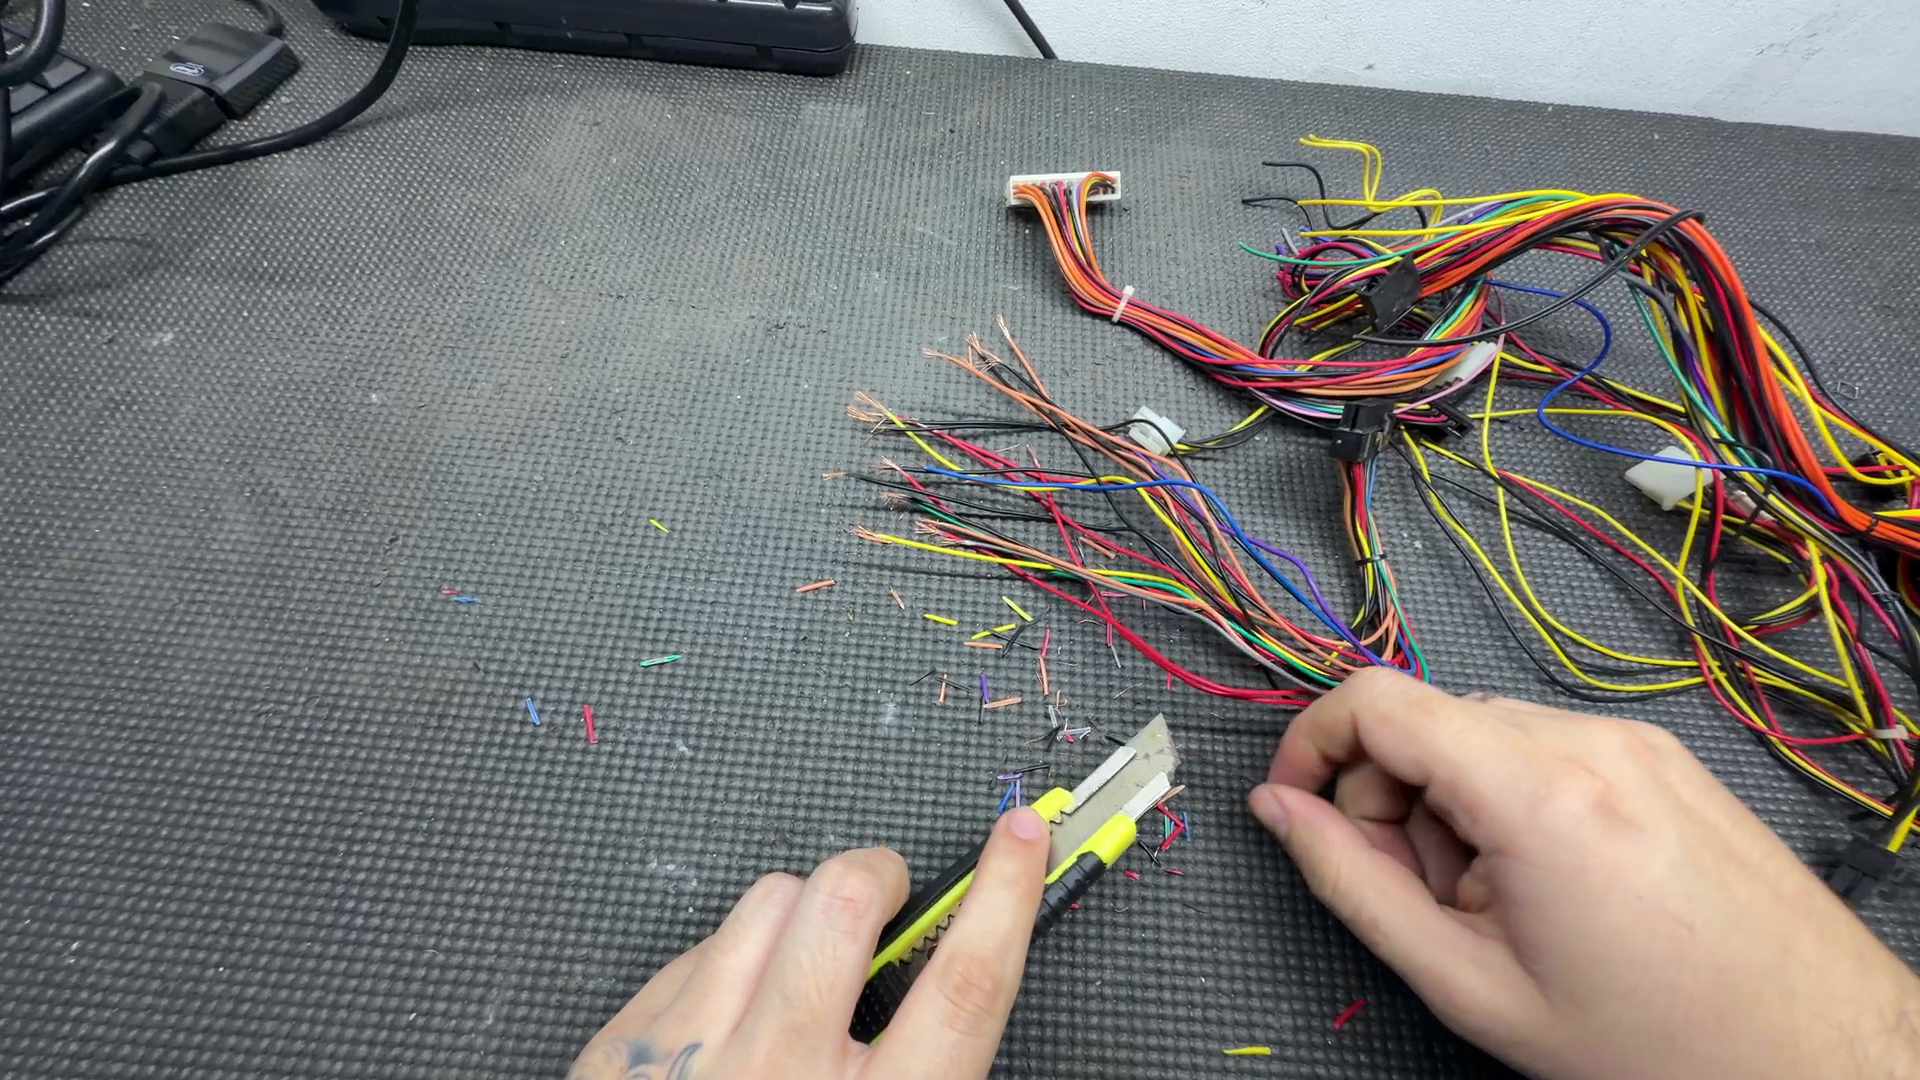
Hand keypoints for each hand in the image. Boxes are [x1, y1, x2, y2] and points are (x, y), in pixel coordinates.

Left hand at [567, 807, 1050, 1079]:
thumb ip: (928, 1066)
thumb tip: (952, 977)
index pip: (963, 985)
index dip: (1004, 895)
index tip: (1022, 835)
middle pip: (846, 903)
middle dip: (880, 874)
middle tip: (886, 898)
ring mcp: (687, 1057)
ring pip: (772, 900)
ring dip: (803, 914)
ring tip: (802, 969)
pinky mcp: (622, 1047)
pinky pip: (704, 944)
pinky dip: (736, 958)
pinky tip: (735, 1015)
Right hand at [1248, 668, 1919, 1079]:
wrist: (1849, 1079)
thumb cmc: (1652, 1049)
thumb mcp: (1464, 980)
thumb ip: (1345, 880)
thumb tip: (1273, 806)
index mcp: (1538, 790)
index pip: (1372, 702)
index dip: (1309, 742)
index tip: (1294, 802)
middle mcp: (1585, 738)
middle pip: (1416, 724)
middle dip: (1384, 800)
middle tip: (1420, 891)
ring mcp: (1628, 737)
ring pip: (1465, 735)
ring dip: (1440, 804)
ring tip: (1490, 895)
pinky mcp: (1652, 751)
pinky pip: (1524, 744)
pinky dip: (1494, 796)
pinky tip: (1537, 873)